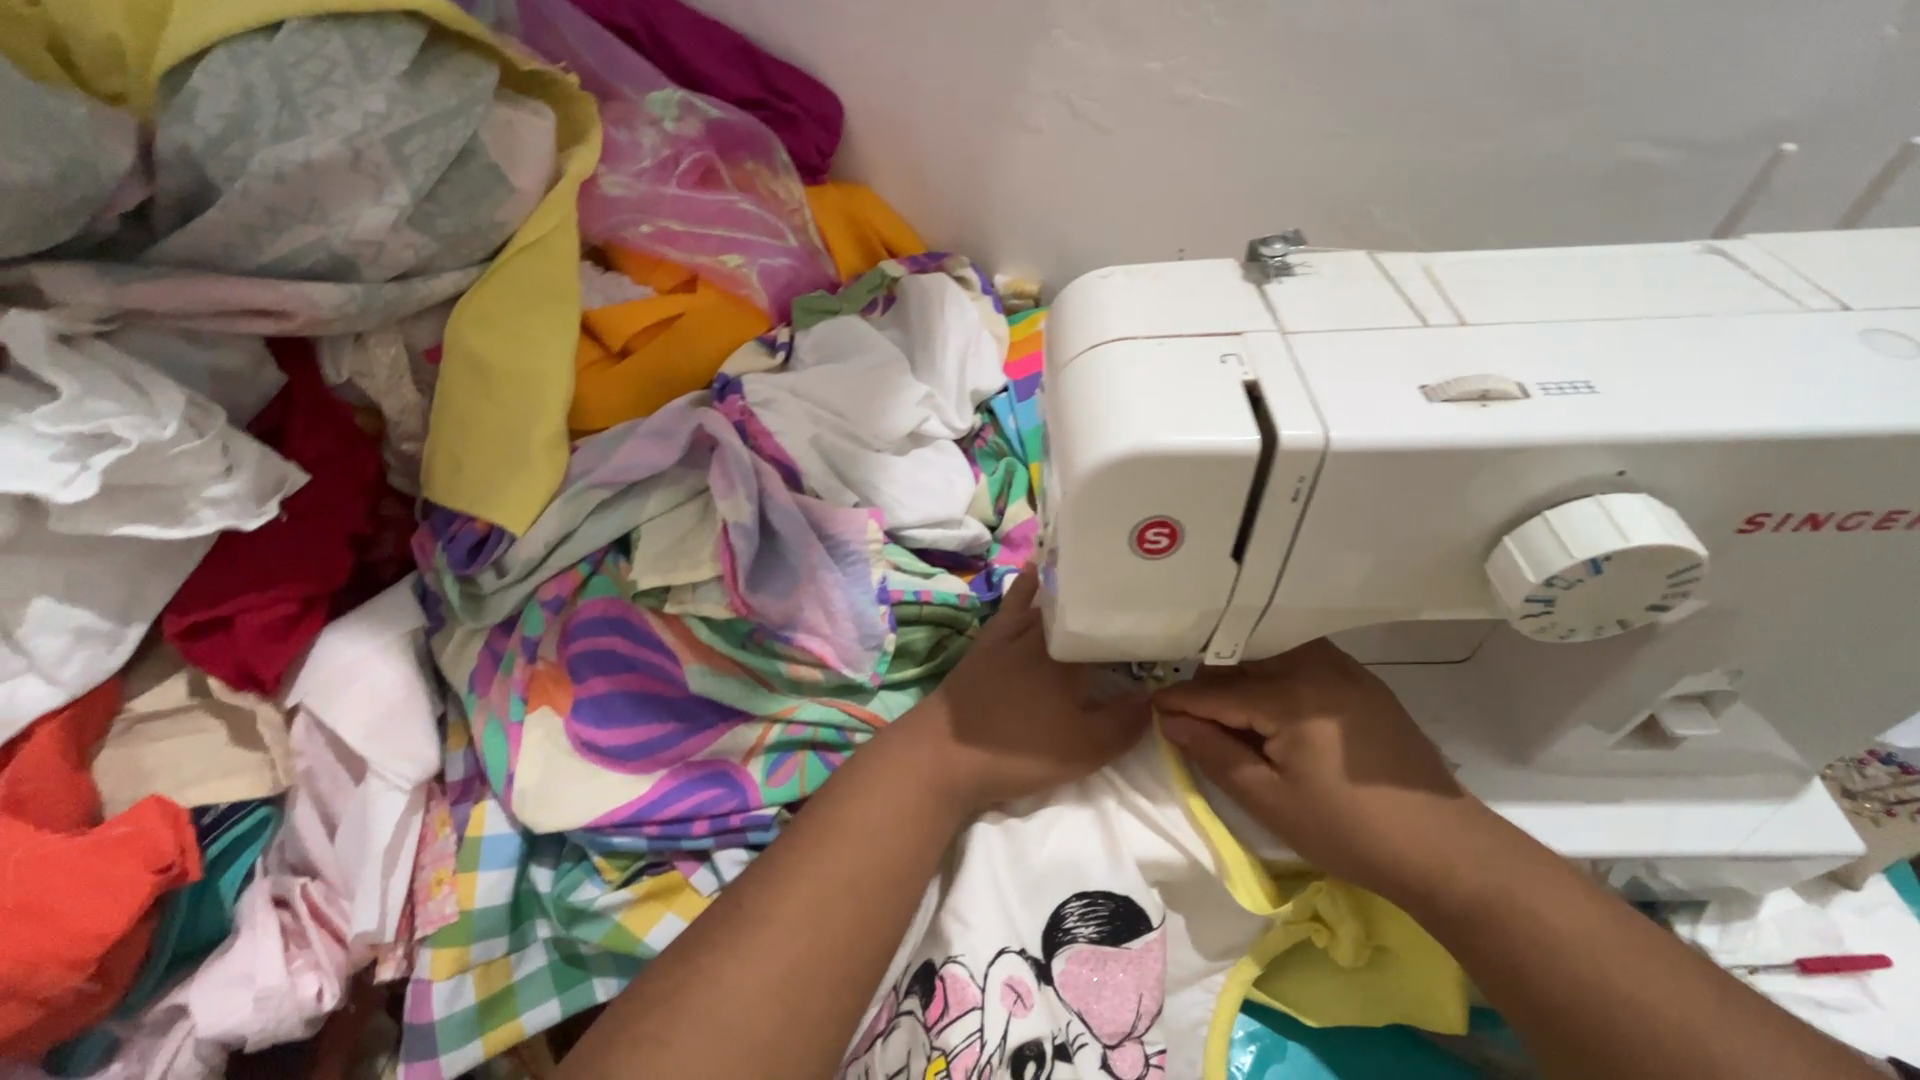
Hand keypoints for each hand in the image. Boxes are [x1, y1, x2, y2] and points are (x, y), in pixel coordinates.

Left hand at [896, 567, 1149, 814]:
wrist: (942, 753)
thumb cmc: (1017, 751)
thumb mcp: (1083, 750)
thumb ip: (1123, 723)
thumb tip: (1152, 697)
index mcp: (1071, 655)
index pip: (1112, 630)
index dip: (1138, 626)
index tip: (1161, 624)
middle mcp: (1042, 632)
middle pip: (1081, 606)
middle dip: (1109, 600)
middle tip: (1137, 593)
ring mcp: (1010, 632)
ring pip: (1048, 597)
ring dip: (1073, 586)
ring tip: (1098, 570)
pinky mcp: (987, 640)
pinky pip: (1013, 601)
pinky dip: (1028, 585)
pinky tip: (1034, 572)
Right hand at [1153, 639, 1491, 899]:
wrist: (1444, 847)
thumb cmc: (1348, 832)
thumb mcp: (1269, 800)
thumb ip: (1214, 753)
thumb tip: (1169, 721)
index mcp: (1292, 696)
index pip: (1216, 691)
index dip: (1178, 702)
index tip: (1150, 710)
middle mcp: (1317, 667)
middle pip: (1242, 663)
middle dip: (1208, 688)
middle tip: (1188, 720)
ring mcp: (1345, 670)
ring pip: (1271, 656)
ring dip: (1243, 677)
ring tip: (1228, 716)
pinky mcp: (1363, 682)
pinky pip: (1303, 662)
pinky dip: (1275, 677)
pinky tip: (1271, 709)